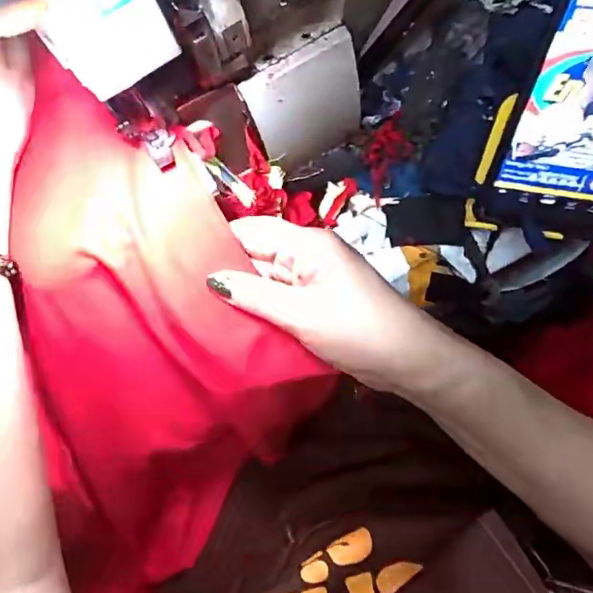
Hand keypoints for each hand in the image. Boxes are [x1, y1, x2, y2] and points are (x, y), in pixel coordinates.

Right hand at [207, 217, 473, 396]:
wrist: (410, 360)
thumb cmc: (358, 331)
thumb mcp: (302, 314)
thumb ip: (254, 295)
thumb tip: (211, 279)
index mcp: (307, 244)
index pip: (252, 231)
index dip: (218, 242)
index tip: (182, 261)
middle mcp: (307, 254)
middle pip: (256, 253)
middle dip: (226, 270)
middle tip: (186, 291)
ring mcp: (312, 278)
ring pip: (265, 277)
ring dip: (241, 291)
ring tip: (202, 307)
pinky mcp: (315, 300)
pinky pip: (278, 296)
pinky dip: (259, 306)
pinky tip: (236, 321)